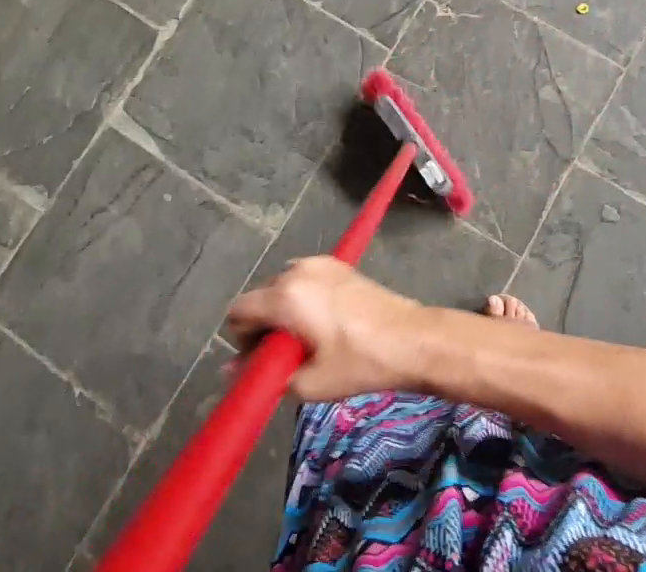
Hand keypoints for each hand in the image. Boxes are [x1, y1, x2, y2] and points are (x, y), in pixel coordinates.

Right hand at [225, 257, 426, 400]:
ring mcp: (319, 263)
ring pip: (282, 288)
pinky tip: (324, 324)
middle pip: (260, 298)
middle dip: (263, 327)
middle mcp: (297, 270)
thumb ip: (265, 378)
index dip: (242, 340)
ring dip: (283, 313)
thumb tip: (233, 374)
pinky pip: (304, 281)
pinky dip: (302, 300)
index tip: (260, 362)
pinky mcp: (338, 265)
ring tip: (306, 342)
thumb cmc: (361, 362)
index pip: (239, 311)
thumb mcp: (310, 383)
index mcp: (285, 296)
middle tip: (283, 358)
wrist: (413, 339)